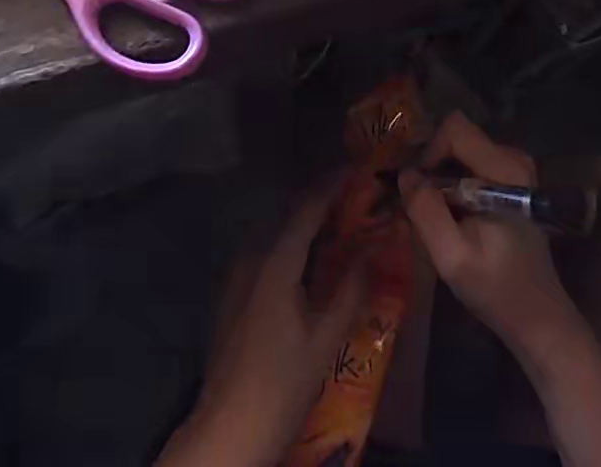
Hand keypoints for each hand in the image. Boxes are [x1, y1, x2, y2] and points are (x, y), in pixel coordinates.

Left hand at [158, 180, 366, 466]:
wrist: (225, 432)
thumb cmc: (281, 382)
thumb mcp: (326, 337)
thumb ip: (352, 287)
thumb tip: (375, 248)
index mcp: (276, 263)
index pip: (307, 207)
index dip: (333, 183)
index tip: (359, 167)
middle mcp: (252, 259)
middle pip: (290, 213)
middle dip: (324, 199)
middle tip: (357, 197)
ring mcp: (238, 276)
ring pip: (278, 232)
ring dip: (309, 221)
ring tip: (342, 224)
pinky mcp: (234, 294)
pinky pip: (269, 251)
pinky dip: (295, 242)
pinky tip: (314, 260)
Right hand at [398, 113, 581, 356]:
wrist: (537, 314)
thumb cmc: (497, 289)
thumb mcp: (452, 257)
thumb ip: (427, 211)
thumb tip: (406, 175)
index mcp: (506, 171)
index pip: (455, 130)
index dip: (429, 152)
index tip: (419, 190)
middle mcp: (514, 159)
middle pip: (458, 138)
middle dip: (433, 167)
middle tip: (420, 206)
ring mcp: (516, 169)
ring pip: (462, 152)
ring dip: (442, 177)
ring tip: (436, 216)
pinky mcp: (513, 181)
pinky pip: (473, 165)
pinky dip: (455, 183)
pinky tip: (453, 217)